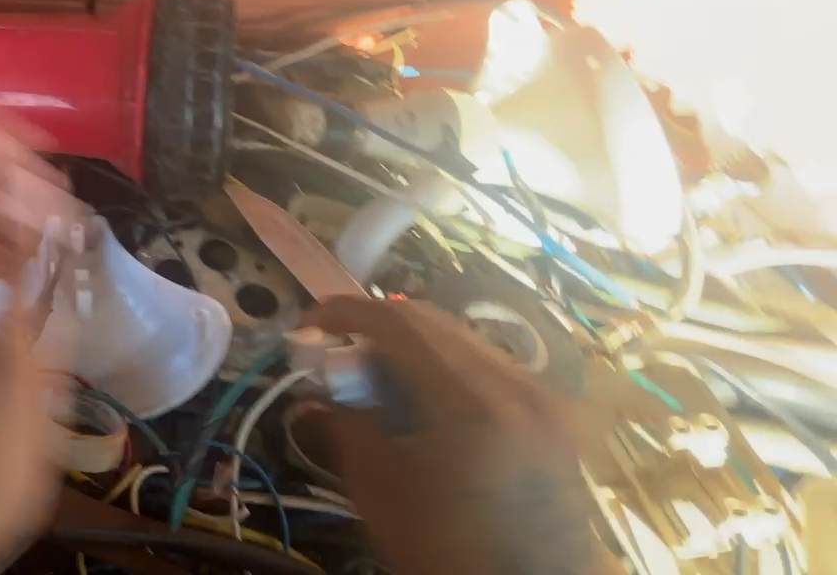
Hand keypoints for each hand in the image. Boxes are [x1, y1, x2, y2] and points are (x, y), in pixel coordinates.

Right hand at [308, 296, 618, 574]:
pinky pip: (482, 364)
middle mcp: (518, 386)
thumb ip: (344, 408)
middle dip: (371, 326)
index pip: (396, 321)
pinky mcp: (553, 417)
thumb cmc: (442, 548)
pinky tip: (416, 397)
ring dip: (404, 345)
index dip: (341, 311)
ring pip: (455, 338)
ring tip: (371, 377)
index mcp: (473, 400)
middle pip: (428, 322)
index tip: (305, 324)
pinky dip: (437, 365)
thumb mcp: (374, 478)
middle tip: (332, 348)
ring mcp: (544, 400)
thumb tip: (322, 367)